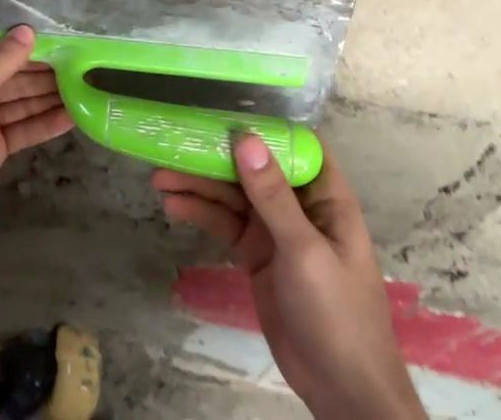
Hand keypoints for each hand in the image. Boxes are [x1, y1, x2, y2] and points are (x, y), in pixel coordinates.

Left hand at [0, 26, 73, 256]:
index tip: (56, 44)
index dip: (22, 51)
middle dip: (40, 76)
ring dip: (46, 98)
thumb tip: (27, 29)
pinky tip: (70, 117)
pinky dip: (44, 124)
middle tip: (76, 67)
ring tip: (81, 88)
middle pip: (8, 81)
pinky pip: (22, 130)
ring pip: (18, 105)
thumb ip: (3, 61)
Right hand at [154, 135, 425, 419]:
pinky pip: (224, 225)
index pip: (295, 147)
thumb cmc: (337, 312)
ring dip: (199, 187)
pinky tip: (173, 207)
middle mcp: (300, 207)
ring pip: (233, 197)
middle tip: (171, 147)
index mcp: (326, 198)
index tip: (221, 113)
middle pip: (253, 170)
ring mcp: (276, 233)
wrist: (342, 386)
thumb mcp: (304, 250)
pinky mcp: (256, 256)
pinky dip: (200, 214)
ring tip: (158, 178)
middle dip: (214, 158)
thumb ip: (272, 196)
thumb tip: (246, 139)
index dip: (262, 128)